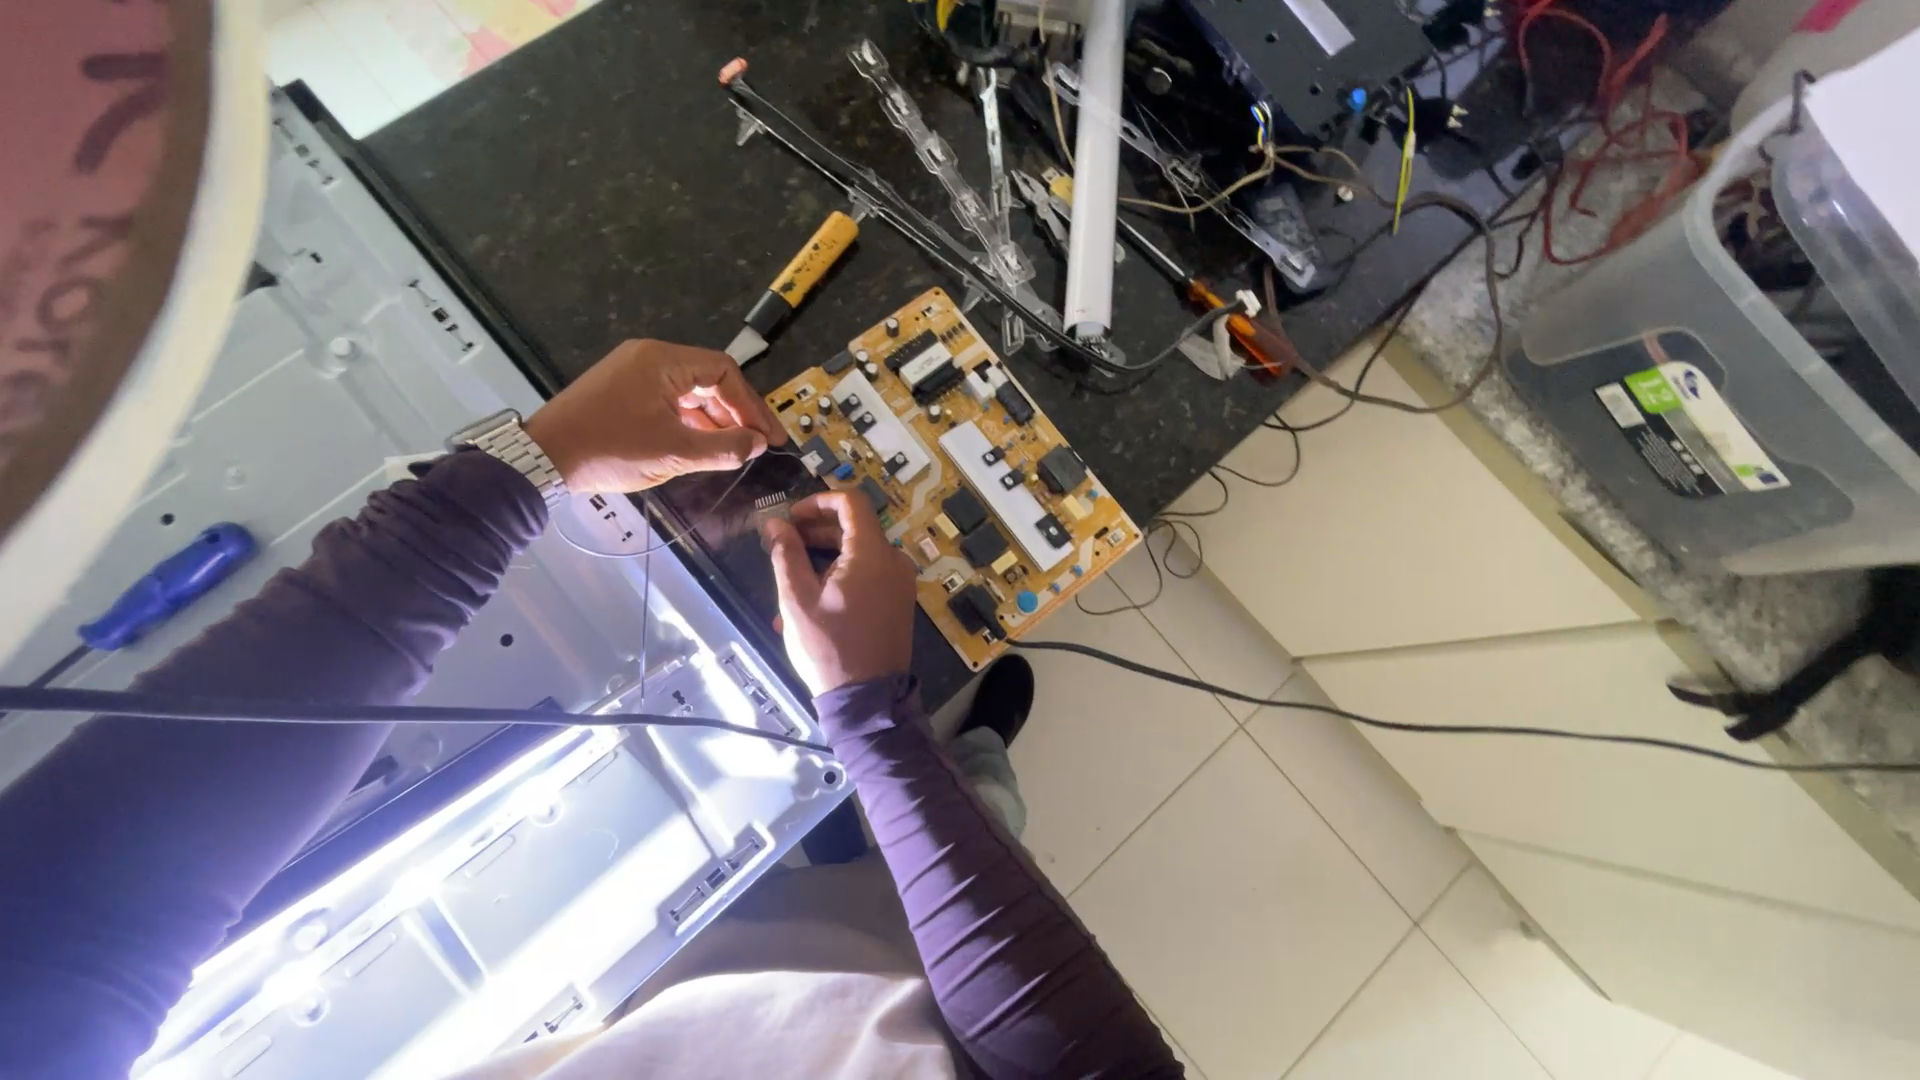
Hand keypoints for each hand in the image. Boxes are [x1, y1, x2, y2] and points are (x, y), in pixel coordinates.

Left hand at [522, 339, 786, 493]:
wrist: (542, 459)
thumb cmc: (612, 449)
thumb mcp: (675, 452)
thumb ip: (724, 447)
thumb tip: (757, 444)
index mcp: (663, 361)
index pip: (725, 373)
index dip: (752, 405)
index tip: (768, 437)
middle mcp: (649, 358)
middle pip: (709, 380)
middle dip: (736, 414)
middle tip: (756, 445)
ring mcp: (632, 372)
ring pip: (689, 392)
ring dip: (714, 420)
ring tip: (732, 450)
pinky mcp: (622, 391)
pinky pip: (668, 400)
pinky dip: (690, 422)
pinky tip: (700, 446)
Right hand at [761, 492, 916, 694]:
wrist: (867, 698)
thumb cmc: (829, 647)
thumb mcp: (797, 600)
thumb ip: (785, 554)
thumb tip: (774, 524)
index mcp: (872, 553)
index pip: (851, 502)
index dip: (818, 501)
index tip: (792, 517)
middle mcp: (893, 561)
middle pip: (855, 527)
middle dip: (817, 531)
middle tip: (784, 544)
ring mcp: (900, 583)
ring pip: (860, 553)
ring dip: (825, 557)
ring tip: (791, 578)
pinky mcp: (899, 602)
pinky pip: (869, 575)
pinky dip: (842, 576)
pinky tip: (812, 599)